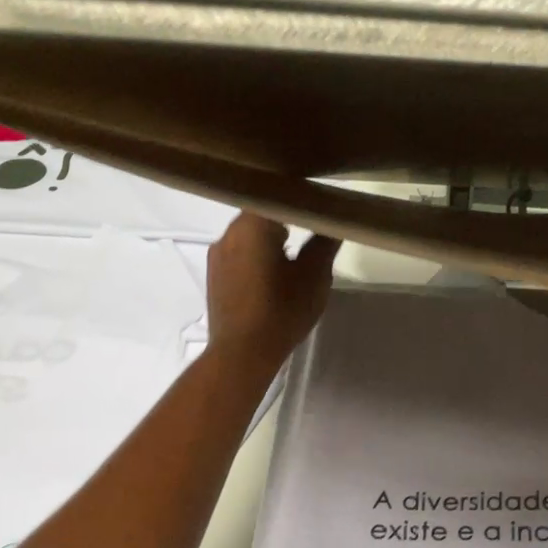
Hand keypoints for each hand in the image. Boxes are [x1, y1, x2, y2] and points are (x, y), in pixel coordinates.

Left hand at [206, 213, 340, 369]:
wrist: (242, 353)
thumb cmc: (282, 311)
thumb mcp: (314, 278)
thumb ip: (324, 245)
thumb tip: (334, 224)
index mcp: (253, 226)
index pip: (275, 195)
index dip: (298, 198)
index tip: (316, 205)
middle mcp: (229, 233)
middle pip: (260, 213)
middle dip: (285, 218)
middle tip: (310, 231)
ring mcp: (217, 254)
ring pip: (248, 234)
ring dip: (269, 239)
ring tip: (292, 258)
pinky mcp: (214, 274)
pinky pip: (239, 252)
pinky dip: (256, 255)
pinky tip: (272, 276)